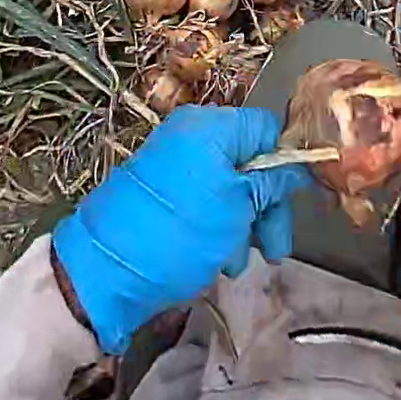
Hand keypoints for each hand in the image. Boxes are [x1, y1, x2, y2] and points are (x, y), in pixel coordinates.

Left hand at [52, 105, 311, 353]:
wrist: (103, 273)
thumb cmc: (180, 233)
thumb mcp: (237, 208)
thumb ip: (272, 183)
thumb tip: (297, 169)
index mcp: (211, 126)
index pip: (267, 129)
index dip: (284, 163)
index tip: (291, 201)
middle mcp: (193, 133)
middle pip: (251, 159)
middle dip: (266, 204)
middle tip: (274, 246)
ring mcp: (176, 160)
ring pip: (231, 182)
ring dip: (244, 222)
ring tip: (237, 262)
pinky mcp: (165, 187)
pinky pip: (206, 195)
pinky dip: (220, 224)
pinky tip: (220, 259)